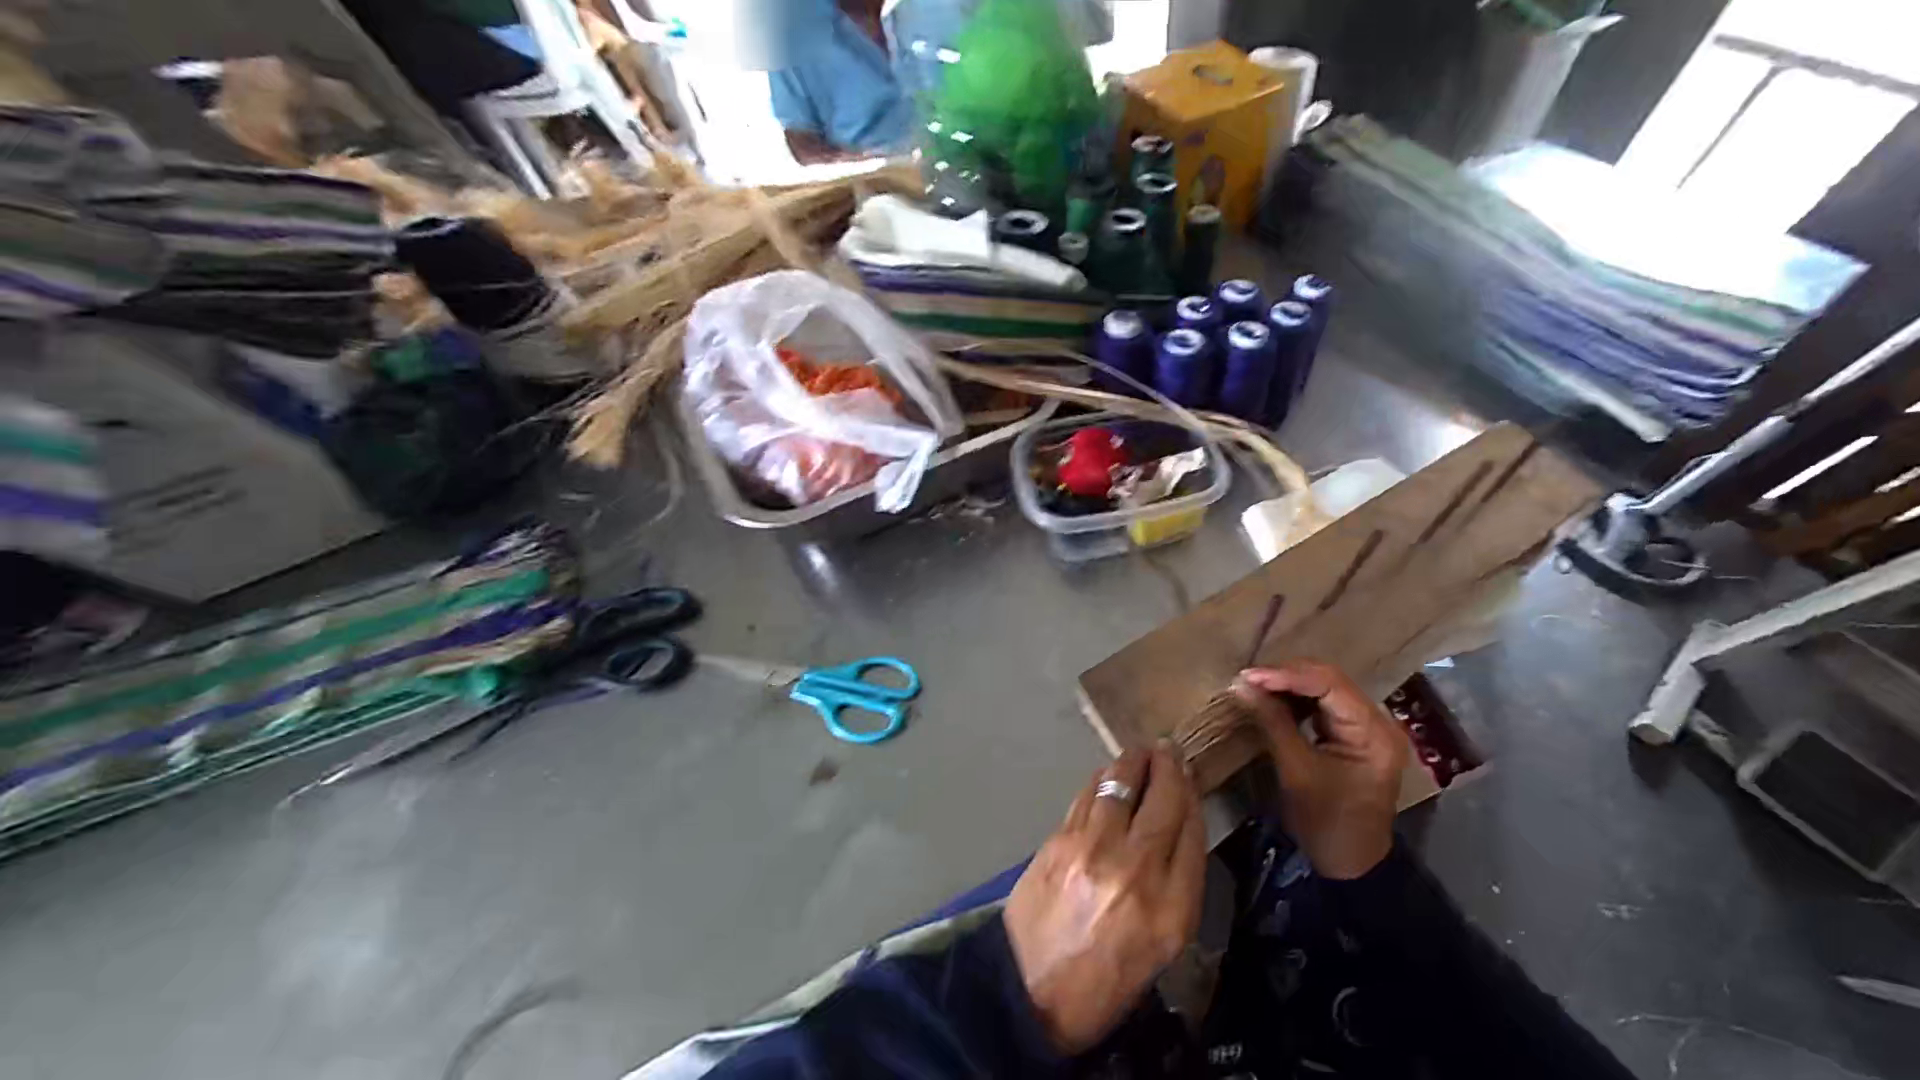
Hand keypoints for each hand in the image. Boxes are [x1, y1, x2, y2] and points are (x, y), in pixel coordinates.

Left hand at [1003, 744, 1206, 1054]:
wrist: (1033, 992)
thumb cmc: (1106, 979)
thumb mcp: (1161, 946)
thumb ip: (1175, 885)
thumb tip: (1176, 828)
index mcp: (1172, 909)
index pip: (1192, 832)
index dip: (1192, 796)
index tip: (1190, 775)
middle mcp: (1136, 871)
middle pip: (1162, 801)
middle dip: (1168, 768)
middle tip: (1168, 749)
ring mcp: (1093, 850)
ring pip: (1120, 787)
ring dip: (1132, 762)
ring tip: (1139, 753)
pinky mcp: (1059, 841)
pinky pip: (1087, 797)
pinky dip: (1101, 780)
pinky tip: (1107, 775)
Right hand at [1234, 662, 1405, 879]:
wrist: (1351, 863)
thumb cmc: (1327, 822)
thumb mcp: (1296, 771)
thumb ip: (1273, 722)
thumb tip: (1242, 685)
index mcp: (1374, 732)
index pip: (1329, 684)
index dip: (1286, 675)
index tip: (1248, 676)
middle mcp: (1378, 721)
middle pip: (1329, 680)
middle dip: (1286, 676)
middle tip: (1247, 679)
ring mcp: (1368, 727)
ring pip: (1325, 688)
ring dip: (1288, 684)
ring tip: (1254, 685)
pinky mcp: (1354, 734)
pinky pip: (1323, 704)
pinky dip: (1295, 698)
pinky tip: (1272, 698)